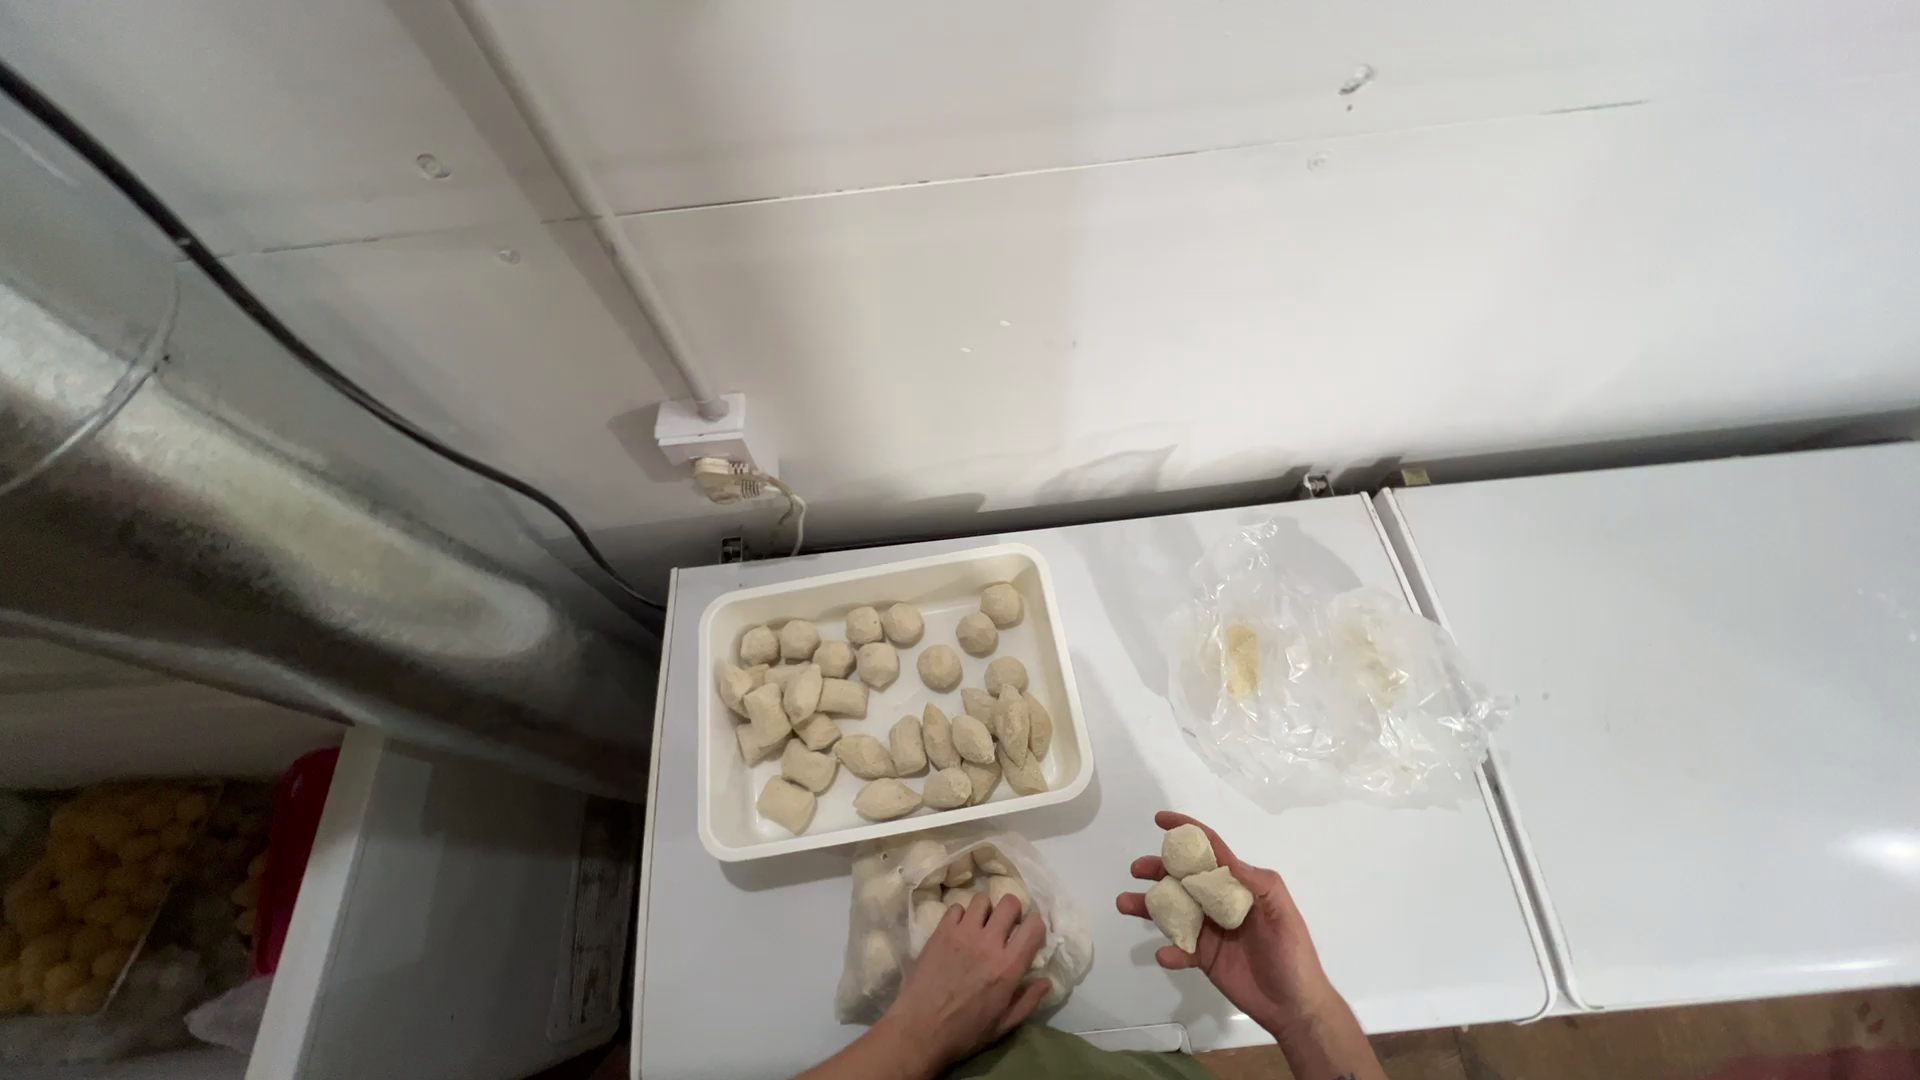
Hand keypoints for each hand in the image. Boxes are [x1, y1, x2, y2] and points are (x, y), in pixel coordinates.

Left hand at [876, 893, 1049, 1074]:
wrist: (920, 1029)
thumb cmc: (965, 1032)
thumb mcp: (1003, 1026)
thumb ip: (1028, 1001)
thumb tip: (1047, 980)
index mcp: (1008, 966)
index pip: (1034, 926)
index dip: (1035, 926)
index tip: (1029, 935)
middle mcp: (989, 942)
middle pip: (1010, 902)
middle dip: (1012, 911)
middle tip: (1005, 927)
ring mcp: (963, 933)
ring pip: (982, 899)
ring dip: (985, 911)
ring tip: (980, 926)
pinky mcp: (941, 930)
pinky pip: (956, 907)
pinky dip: (960, 916)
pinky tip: (957, 932)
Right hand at [1117, 811, 1337, 1037]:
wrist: (1295, 1007)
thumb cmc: (1293, 954)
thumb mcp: (1283, 913)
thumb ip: (1259, 884)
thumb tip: (1228, 860)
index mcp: (1236, 884)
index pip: (1209, 849)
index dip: (1185, 830)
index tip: (1160, 820)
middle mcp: (1217, 901)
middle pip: (1181, 877)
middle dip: (1156, 868)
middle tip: (1137, 869)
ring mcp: (1207, 928)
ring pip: (1171, 909)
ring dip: (1147, 905)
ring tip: (1124, 903)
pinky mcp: (1203, 956)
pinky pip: (1179, 948)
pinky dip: (1169, 950)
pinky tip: (1165, 954)